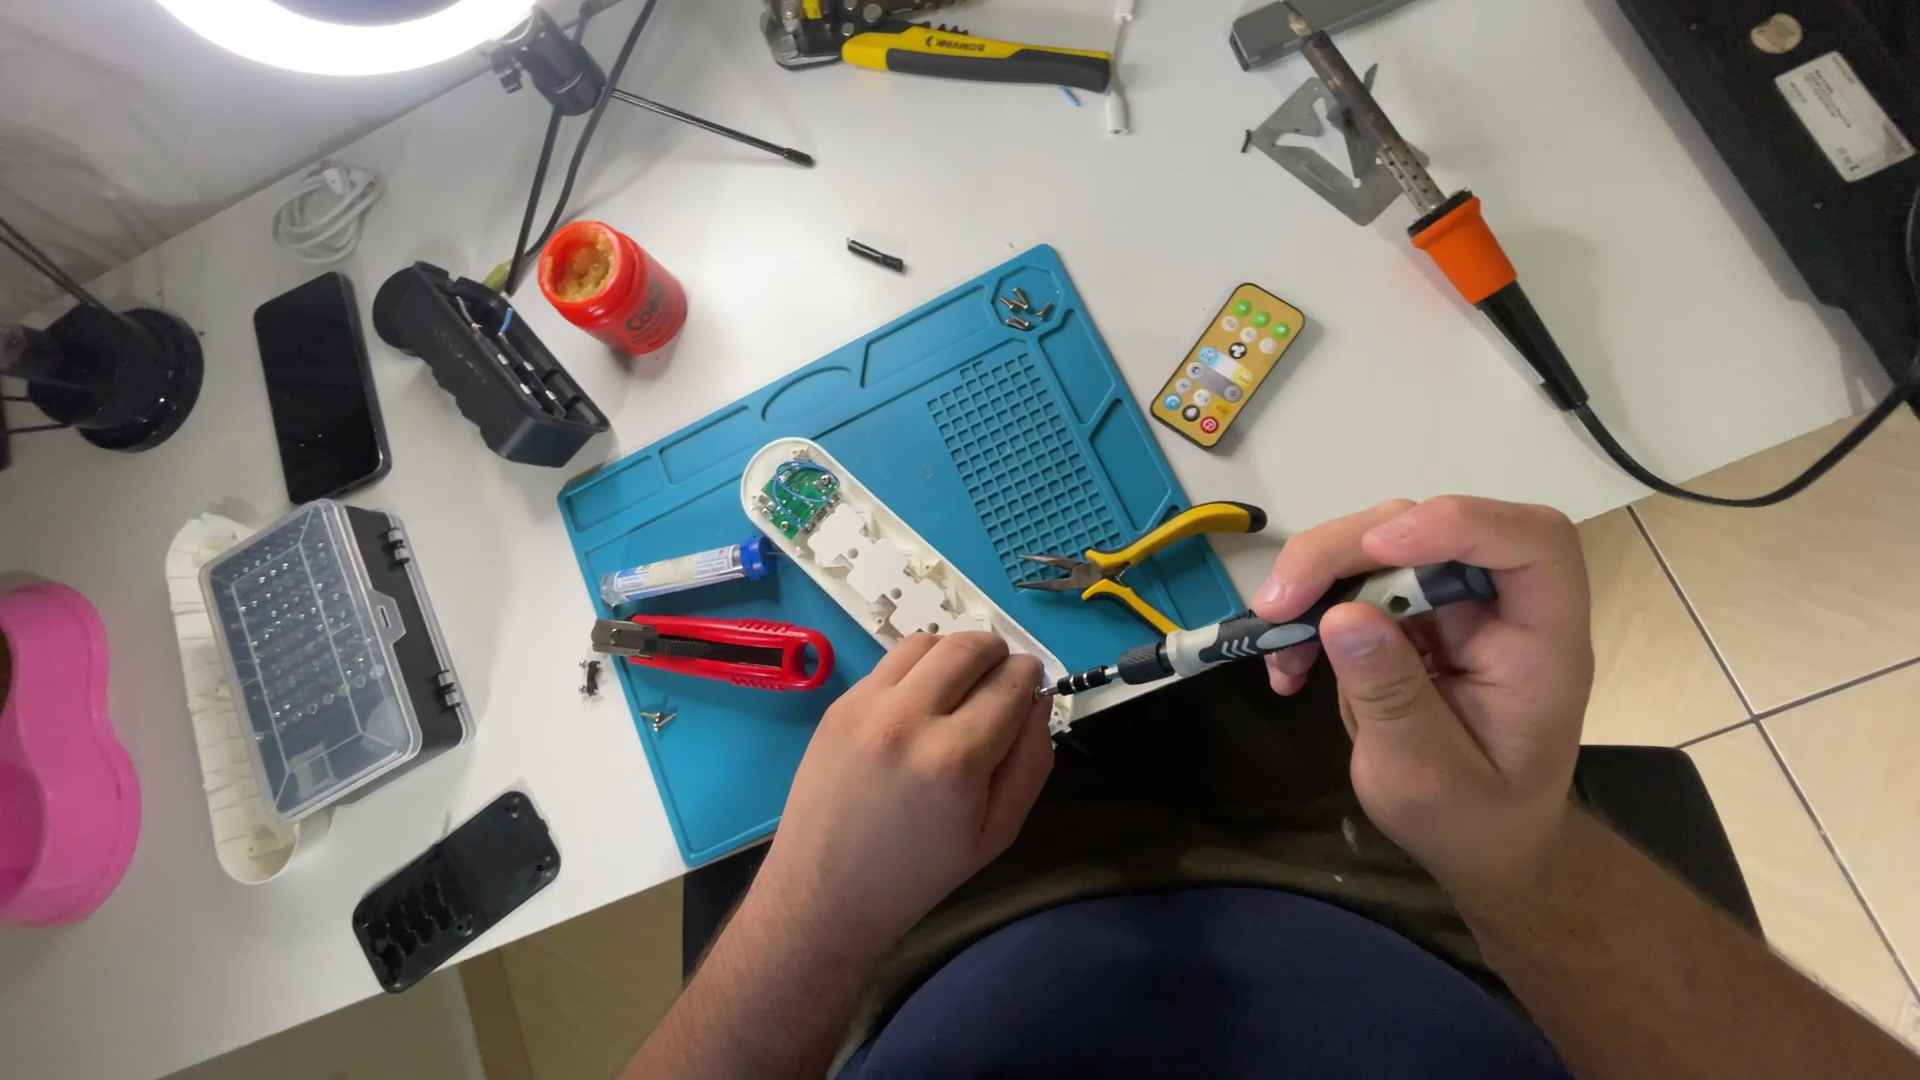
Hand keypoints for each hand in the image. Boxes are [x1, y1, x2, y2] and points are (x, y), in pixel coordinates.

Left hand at [756, 633, 1055, 951]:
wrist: (826, 891)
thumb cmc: (922, 871)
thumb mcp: (999, 831)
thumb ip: (1032, 759)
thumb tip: (1038, 698)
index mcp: (954, 760)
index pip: (1010, 683)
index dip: (1030, 675)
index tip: (1032, 681)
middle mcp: (907, 720)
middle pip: (968, 647)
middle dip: (998, 651)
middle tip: (1003, 673)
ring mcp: (866, 706)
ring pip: (927, 641)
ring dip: (956, 651)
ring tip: (962, 682)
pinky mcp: (839, 703)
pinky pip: (890, 661)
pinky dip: (918, 667)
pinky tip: (921, 700)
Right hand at [1252, 496, 1592, 911]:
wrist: (1472, 838)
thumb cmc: (1471, 819)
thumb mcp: (1427, 776)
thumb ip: (1391, 697)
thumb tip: (1341, 616)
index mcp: (1536, 643)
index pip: (1530, 545)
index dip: (1459, 526)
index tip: (1378, 549)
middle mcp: (1489, 607)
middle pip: (1422, 528)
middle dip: (1340, 553)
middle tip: (1277, 605)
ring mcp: (1438, 606)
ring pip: (1370, 544)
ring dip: (1310, 580)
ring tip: (1272, 637)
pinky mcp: (1394, 616)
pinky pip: (1340, 585)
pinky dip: (1301, 615)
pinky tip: (1285, 667)